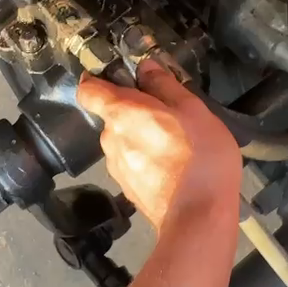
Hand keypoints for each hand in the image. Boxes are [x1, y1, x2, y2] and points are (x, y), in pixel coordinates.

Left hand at [76, 60, 241, 233]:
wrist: (199, 219)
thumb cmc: (200, 157)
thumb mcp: (193, 110)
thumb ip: (164, 86)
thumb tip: (145, 67)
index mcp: (121, 114)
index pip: (88, 90)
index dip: (98, 80)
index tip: (120, 79)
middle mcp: (110, 139)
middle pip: (112, 116)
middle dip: (134, 112)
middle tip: (168, 115)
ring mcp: (116, 168)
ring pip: (123, 142)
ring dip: (141, 138)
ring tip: (176, 144)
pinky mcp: (127, 190)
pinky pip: (132, 164)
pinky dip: (146, 161)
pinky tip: (173, 168)